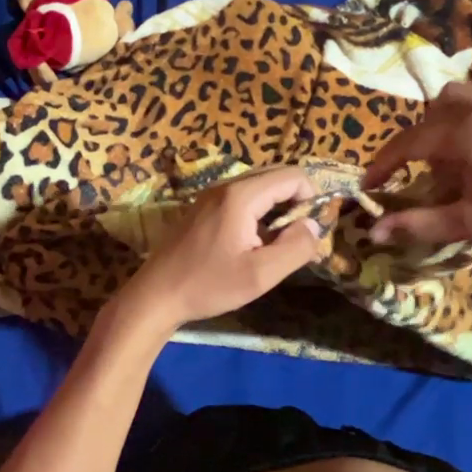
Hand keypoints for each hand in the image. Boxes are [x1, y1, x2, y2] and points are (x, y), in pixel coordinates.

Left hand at [120, 166, 324, 327]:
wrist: (156, 295)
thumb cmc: (208, 285)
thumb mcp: (260, 274)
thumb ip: (295, 248)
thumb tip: (315, 226)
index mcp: (241, 196)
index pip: (293, 176)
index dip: (312, 199)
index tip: (310, 232)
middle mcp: (225, 186)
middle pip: (276, 177)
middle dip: (296, 203)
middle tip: (295, 240)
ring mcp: (210, 196)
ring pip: (259, 189)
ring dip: (276, 211)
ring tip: (275, 246)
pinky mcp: (202, 210)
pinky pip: (241, 200)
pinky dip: (256, 215)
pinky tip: (251, 245)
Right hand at [364, 68, 471, 255]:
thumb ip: (421, 224)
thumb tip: (373, 233)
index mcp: (469, 132)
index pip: (410, 143)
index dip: (384, 164)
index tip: (370, 185)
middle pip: (434, 111)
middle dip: (419, 140)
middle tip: (424, 175)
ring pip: (463, 90)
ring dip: (447, 116)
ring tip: (455, 149)